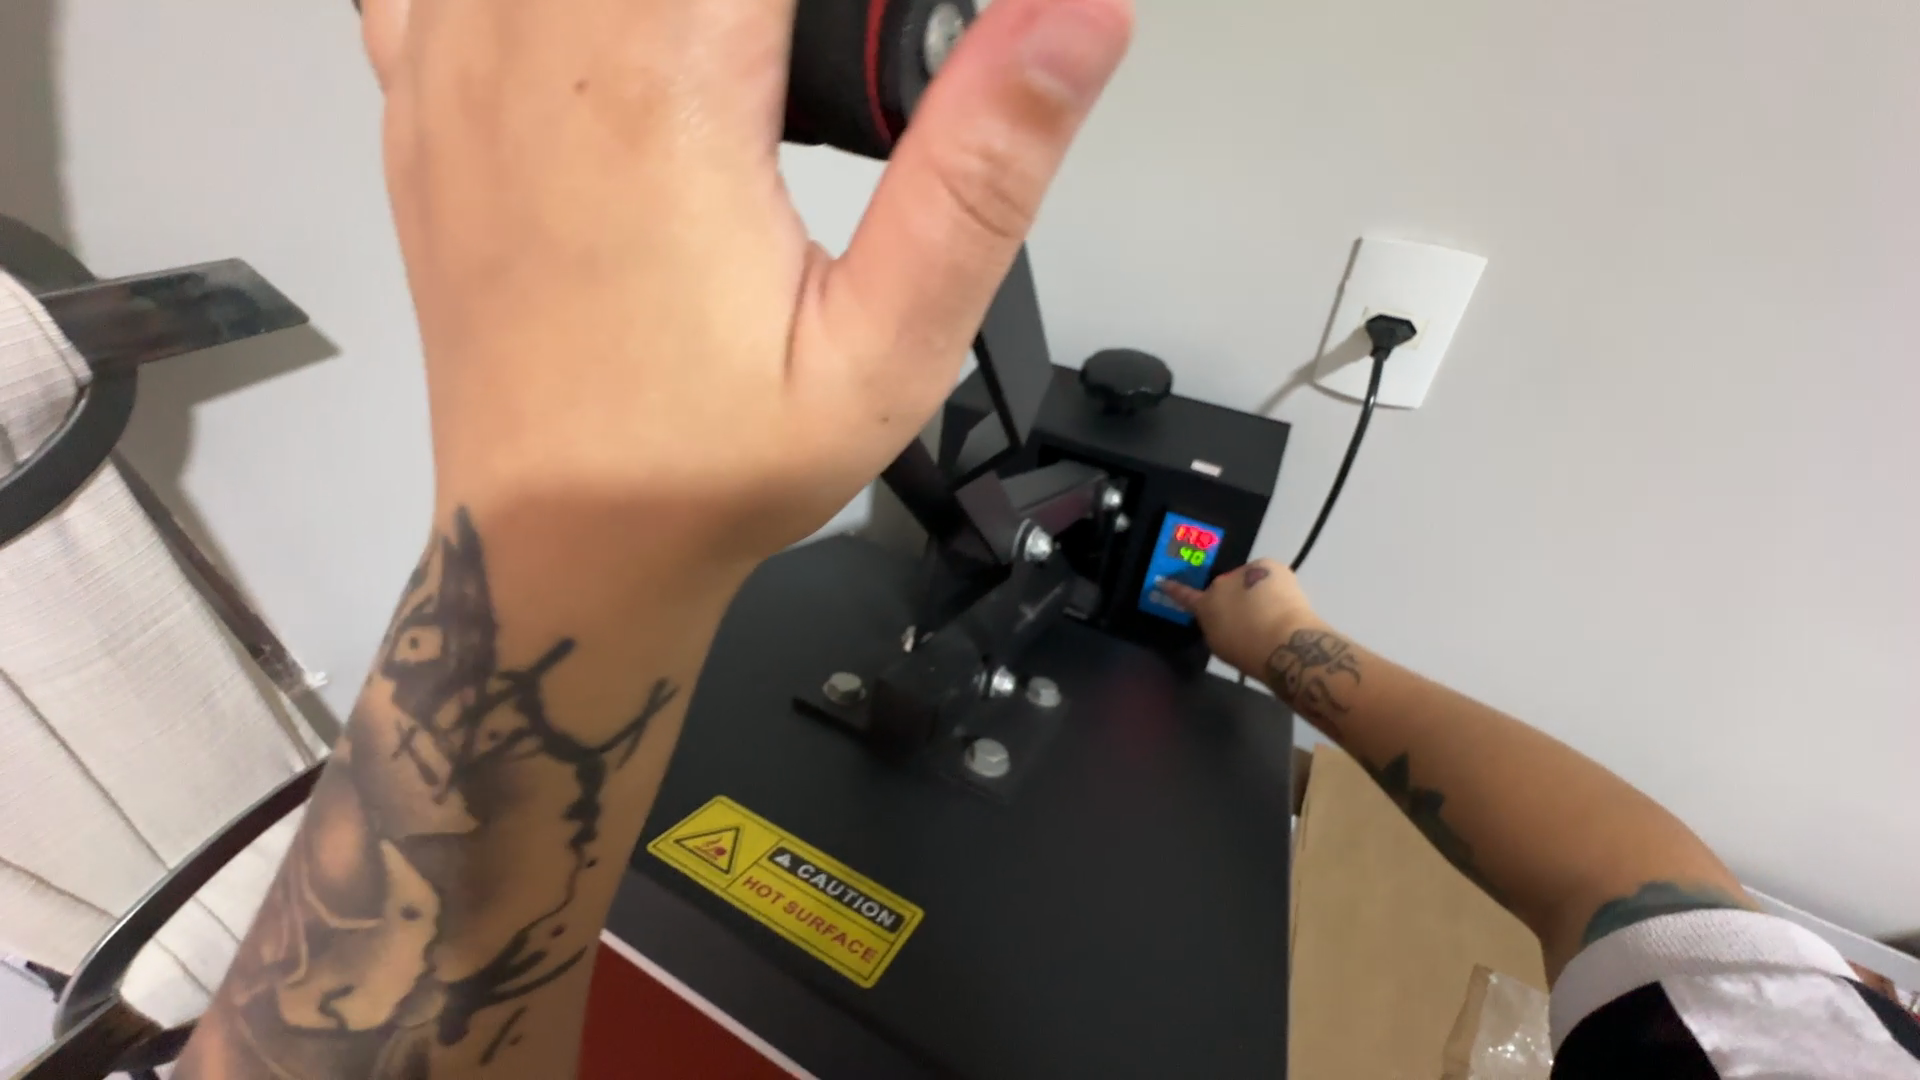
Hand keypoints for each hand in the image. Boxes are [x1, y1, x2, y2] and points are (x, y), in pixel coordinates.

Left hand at [360, 0, 1132, 571]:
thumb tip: (1076, 24)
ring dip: (693, 8)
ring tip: (746, 85)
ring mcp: (455, 71)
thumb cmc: (719, 466)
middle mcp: (536, 44)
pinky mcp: (430, 115)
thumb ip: (978, 177)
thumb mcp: (889, 346)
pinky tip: (617, 52)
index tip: (880, 58)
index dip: (864, 0)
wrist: (573, 540)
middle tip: (820, 91)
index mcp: (667, 83)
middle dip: (795, 16)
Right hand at [1162, 560, 1321, 679]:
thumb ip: (1215, 626)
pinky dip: (1273, 585)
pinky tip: (1284, 603)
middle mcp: (1220, 584)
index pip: (1185, 596)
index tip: (1163, 582)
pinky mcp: (1269, 566)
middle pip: (1224, 587)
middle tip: (1247, 615)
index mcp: (1205, 605)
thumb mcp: (1220, 643)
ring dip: (1253, 590)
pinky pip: (1268, 575)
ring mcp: (1244, 572)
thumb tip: (1222, 619)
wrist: (1284, 641)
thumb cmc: (1248, 651)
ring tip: (1270, 610)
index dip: (1174, 590)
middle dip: (1233, 597)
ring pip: (1247, 579)